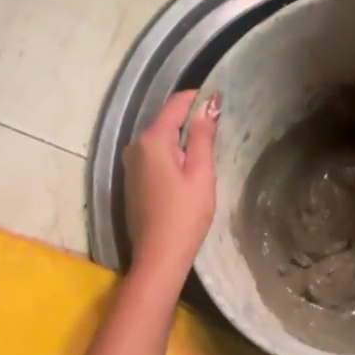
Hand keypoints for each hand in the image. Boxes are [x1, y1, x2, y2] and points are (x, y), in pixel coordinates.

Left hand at [126, 90, 219, 282]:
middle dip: (192, 121)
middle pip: (167, 120)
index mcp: (152, 140)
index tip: (222, 102)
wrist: (159, 256)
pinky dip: (173, 156)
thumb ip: (203, 136)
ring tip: (209, 153)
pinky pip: (155, 156)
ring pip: (161, 139)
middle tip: (220, 132)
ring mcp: (131, 164)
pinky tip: (189, 172)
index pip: (176, 103)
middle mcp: (136, 146)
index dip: (199, 98)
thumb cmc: (185, 215)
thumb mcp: (201, 173)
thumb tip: (209, 103)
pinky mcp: (133, 180)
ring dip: (183, 140)